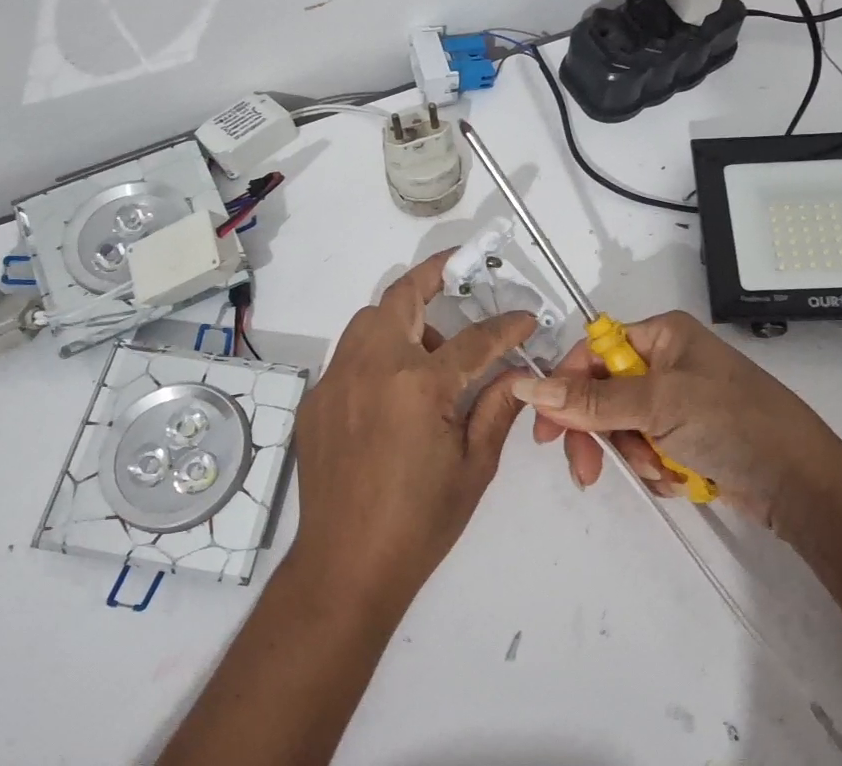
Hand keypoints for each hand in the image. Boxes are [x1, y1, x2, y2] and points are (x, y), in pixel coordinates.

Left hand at [289, 250, 536, 600]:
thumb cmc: (420, 522)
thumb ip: (497, 408)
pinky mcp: (315, 401)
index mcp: (417, 385)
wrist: (346, 566)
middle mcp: (371, 368)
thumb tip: (520, 372)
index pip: (473, 338)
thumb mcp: (474, 466)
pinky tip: (395, 393)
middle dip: (435, 278)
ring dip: (403, 319)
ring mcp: (335, 382)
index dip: (506, 325)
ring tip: (432, 352)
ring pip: (368, 321)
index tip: (525, 318)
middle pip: (401, 297)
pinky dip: (377, 356)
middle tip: (462, 275)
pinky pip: (349, 357)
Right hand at [517, 311, 841, 527]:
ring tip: (661, 470)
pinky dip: (655, 468)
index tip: (546, 429)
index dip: (566, 387)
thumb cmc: (732, 423)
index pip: (593, 352)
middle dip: (600, 434)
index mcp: (662, 336)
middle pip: (601, 395)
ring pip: (622, 429)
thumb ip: (591, 400)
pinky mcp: (687, 438)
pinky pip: (646, 451)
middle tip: (588, 470)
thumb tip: (527, 387)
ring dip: (634, 455)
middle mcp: (667, 363)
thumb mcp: (659, 405)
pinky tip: (680, 478)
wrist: (800, 481)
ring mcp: (678, 403)